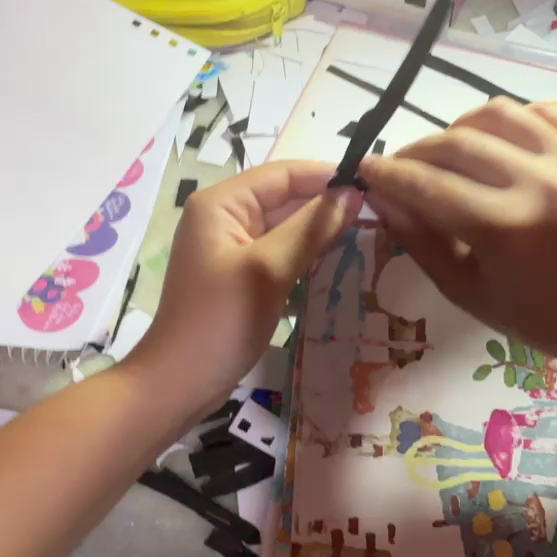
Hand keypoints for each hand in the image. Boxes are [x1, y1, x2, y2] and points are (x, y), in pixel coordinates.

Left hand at [123, 160, 361, 414]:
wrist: (178, 383)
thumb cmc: (221, 321)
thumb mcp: (270, 269)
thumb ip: (312, 227)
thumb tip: (353, 194)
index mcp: (221, 203)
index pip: (284, 173)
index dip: (327, 176)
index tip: (374, 187)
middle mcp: (223, 216)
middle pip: (284, 197)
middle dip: (325, 205)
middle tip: (377, 215)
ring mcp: (229, 247)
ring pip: (284, 226)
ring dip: (318, 230)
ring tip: (365, 234)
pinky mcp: (238, 275)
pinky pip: (278, 252)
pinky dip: (304, 255)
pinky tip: (334, 263)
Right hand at [358, 99, 556, 391]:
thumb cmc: (542, 319)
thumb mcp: (468, 292)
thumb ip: (420, 241)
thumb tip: (380, 197)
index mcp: (505, 228)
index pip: (425, 183)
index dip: (387, 173)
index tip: (364, 168)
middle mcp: (539, 181)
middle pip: (454, 142)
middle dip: (415, 151)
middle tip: (400, 168)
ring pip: (494, 113)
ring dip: (458, 129)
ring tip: (448, 153)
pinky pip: (540, 110)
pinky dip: (508, 121)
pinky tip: (498, 145)